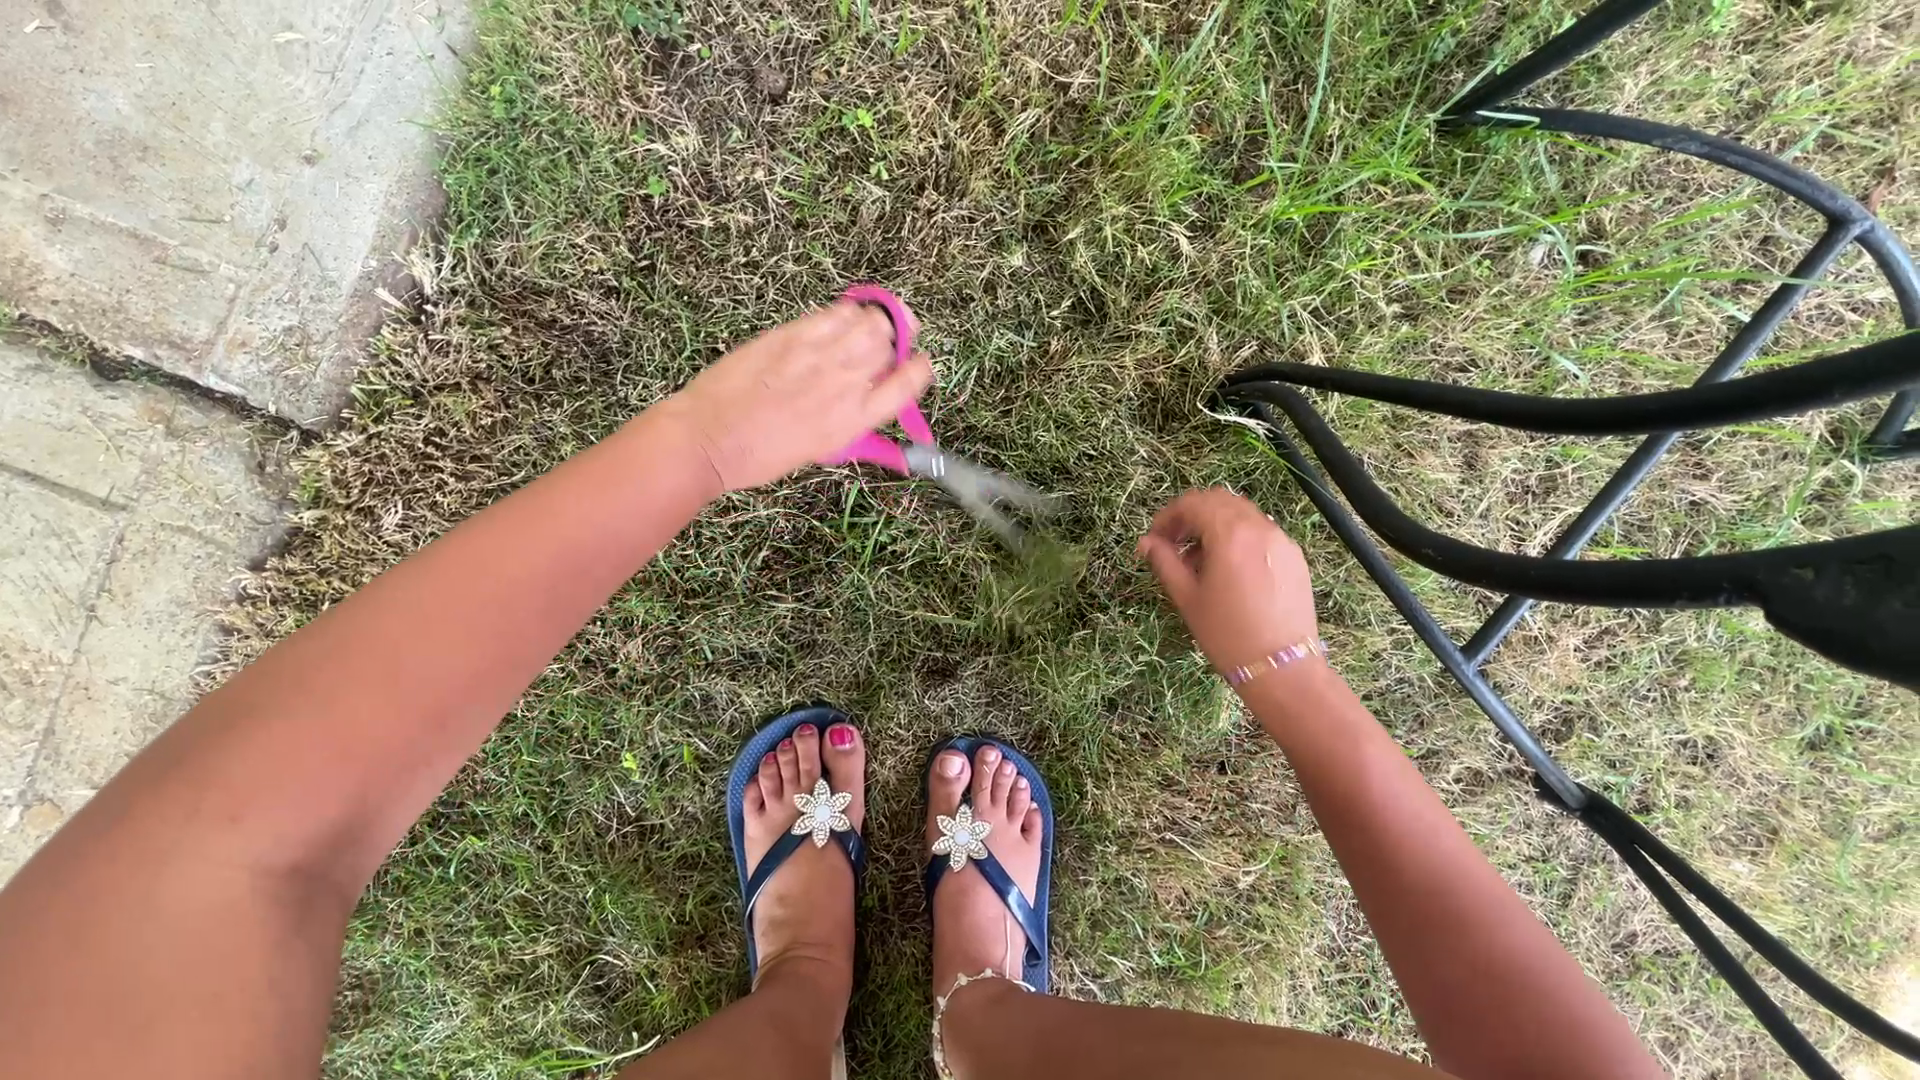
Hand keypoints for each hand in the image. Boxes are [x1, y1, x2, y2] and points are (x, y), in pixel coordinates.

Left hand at [657, 301, 934, 491]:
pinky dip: (843, 314)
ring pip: (867, 320)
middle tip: (884, 340)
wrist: (710, 438)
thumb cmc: (761, 455)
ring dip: (872, 322)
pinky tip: (835, 322)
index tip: (916, 363)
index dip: (919, 367)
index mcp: (855, 419)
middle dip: (894, 339)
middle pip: (890, 343)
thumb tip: (875, 424)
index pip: (909, 381)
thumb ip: (851, 427)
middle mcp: (845, 383)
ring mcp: (818, 355)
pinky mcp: (791, 335)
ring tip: (861, 329)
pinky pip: (833, 313)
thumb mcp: (819, 450)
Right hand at [1138, 488, 1319, 678]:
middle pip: (1219, 501)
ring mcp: (1281, 541)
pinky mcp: (1295, 557)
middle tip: (1174, 543)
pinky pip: (1262, 533)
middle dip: (1192, 515)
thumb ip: (1164, 562)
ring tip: (1200, 559)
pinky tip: (1229, 570)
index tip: (1155, 538)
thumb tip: (1146, 542)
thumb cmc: (1226, 634)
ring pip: (1243, 515)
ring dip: (1216, 525)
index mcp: (1230, 533)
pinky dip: (1239, 538)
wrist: (1281, 668)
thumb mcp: (1187, 597)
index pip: (1193, 503)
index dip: (1168, 516)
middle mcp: (1260, 527)